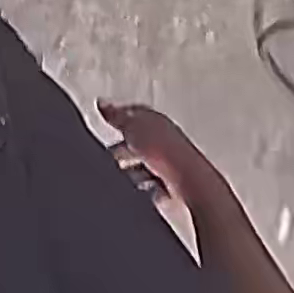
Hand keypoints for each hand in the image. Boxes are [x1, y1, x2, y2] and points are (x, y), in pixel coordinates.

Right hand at [99, 101, 218, 203]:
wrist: (190, 184)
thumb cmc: (166, 151)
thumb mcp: (131, 128)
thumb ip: (116, 116)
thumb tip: (102, 102)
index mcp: (158, 120)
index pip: (135, 112)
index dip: (119, 114)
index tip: (106, 116)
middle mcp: (168, 139)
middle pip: (141, 139)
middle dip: (125, 145)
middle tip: (109, 151)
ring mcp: (173, 163)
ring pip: (147, 163)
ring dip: (134, 168)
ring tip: (120, 173)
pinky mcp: (176, 187)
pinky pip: (155, 184)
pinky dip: (145, 186)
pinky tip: (139, 190)